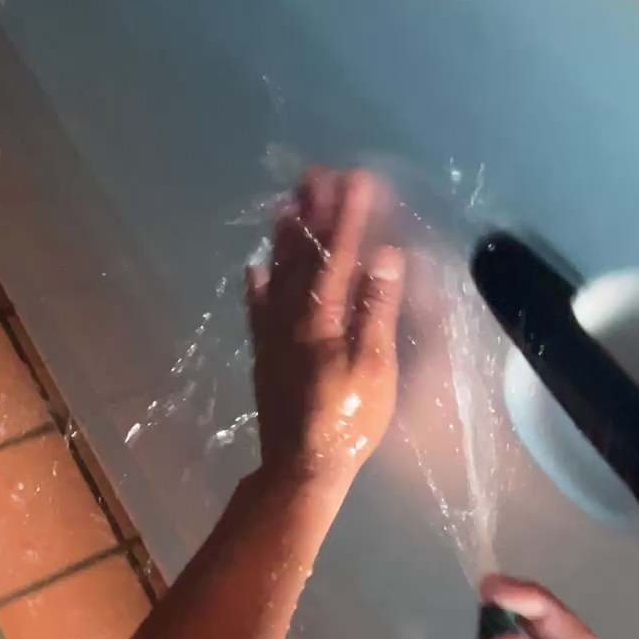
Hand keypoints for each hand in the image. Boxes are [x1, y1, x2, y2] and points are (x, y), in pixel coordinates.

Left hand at [246, 168, 404, 491]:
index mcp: (321, 319)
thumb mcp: (375, 367)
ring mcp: (272, 337)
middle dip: (311, 214)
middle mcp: (290, 319)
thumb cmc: (347, 419)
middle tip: (315, 174)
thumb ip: (376, 310)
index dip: (347, 216)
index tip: (357, 179)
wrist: (300, 465)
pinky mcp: (264, 356)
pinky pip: (257, 311)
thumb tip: (384, 257)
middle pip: (301, 257)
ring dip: (282, 239)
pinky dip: (256, 286)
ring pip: (275, 276)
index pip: (337, 256)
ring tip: (285, 203)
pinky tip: (255, 267)